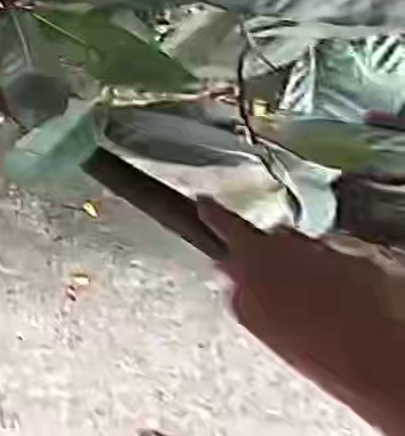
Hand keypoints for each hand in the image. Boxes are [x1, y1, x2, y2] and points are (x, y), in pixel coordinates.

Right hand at [200, 199, 404, 432]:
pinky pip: (360, 271)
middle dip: (275, 252)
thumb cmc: (323, 355)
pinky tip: (361, 315)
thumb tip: (227, 268)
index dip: (202, 208)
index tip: (195, 200)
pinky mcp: (389, 274)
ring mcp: (350, 259)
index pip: (220, 218)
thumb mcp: (257, 321)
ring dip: (317, 271)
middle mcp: (301, 245)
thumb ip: (235, 285)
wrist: (404, 380)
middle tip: (276, 280)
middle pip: (278, 237)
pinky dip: (355, 287)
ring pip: (320, 254)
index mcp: (259, 252)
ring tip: (328, 308)